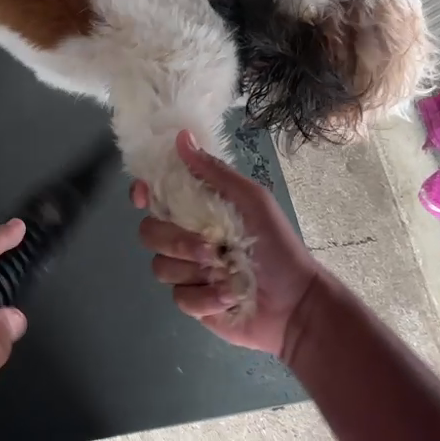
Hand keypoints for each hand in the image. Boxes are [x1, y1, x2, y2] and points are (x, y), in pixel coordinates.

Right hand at [134, 130, 329, 356]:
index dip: (142, 194)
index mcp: (196, 210)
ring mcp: (187, 272)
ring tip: (227, 276)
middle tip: (209, 248)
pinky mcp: (194, 303)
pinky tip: (229, 297)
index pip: (154, 197)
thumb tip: (182, 137)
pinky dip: (205, 299)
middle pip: (149, 233)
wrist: (297, 304)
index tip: (144, 197)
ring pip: (161, 268)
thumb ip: (215, 171)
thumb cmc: (278, 246)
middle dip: (176, 241)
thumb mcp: (252, 200)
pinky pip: (179, 298)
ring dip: (195, 272)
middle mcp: (184, 238)